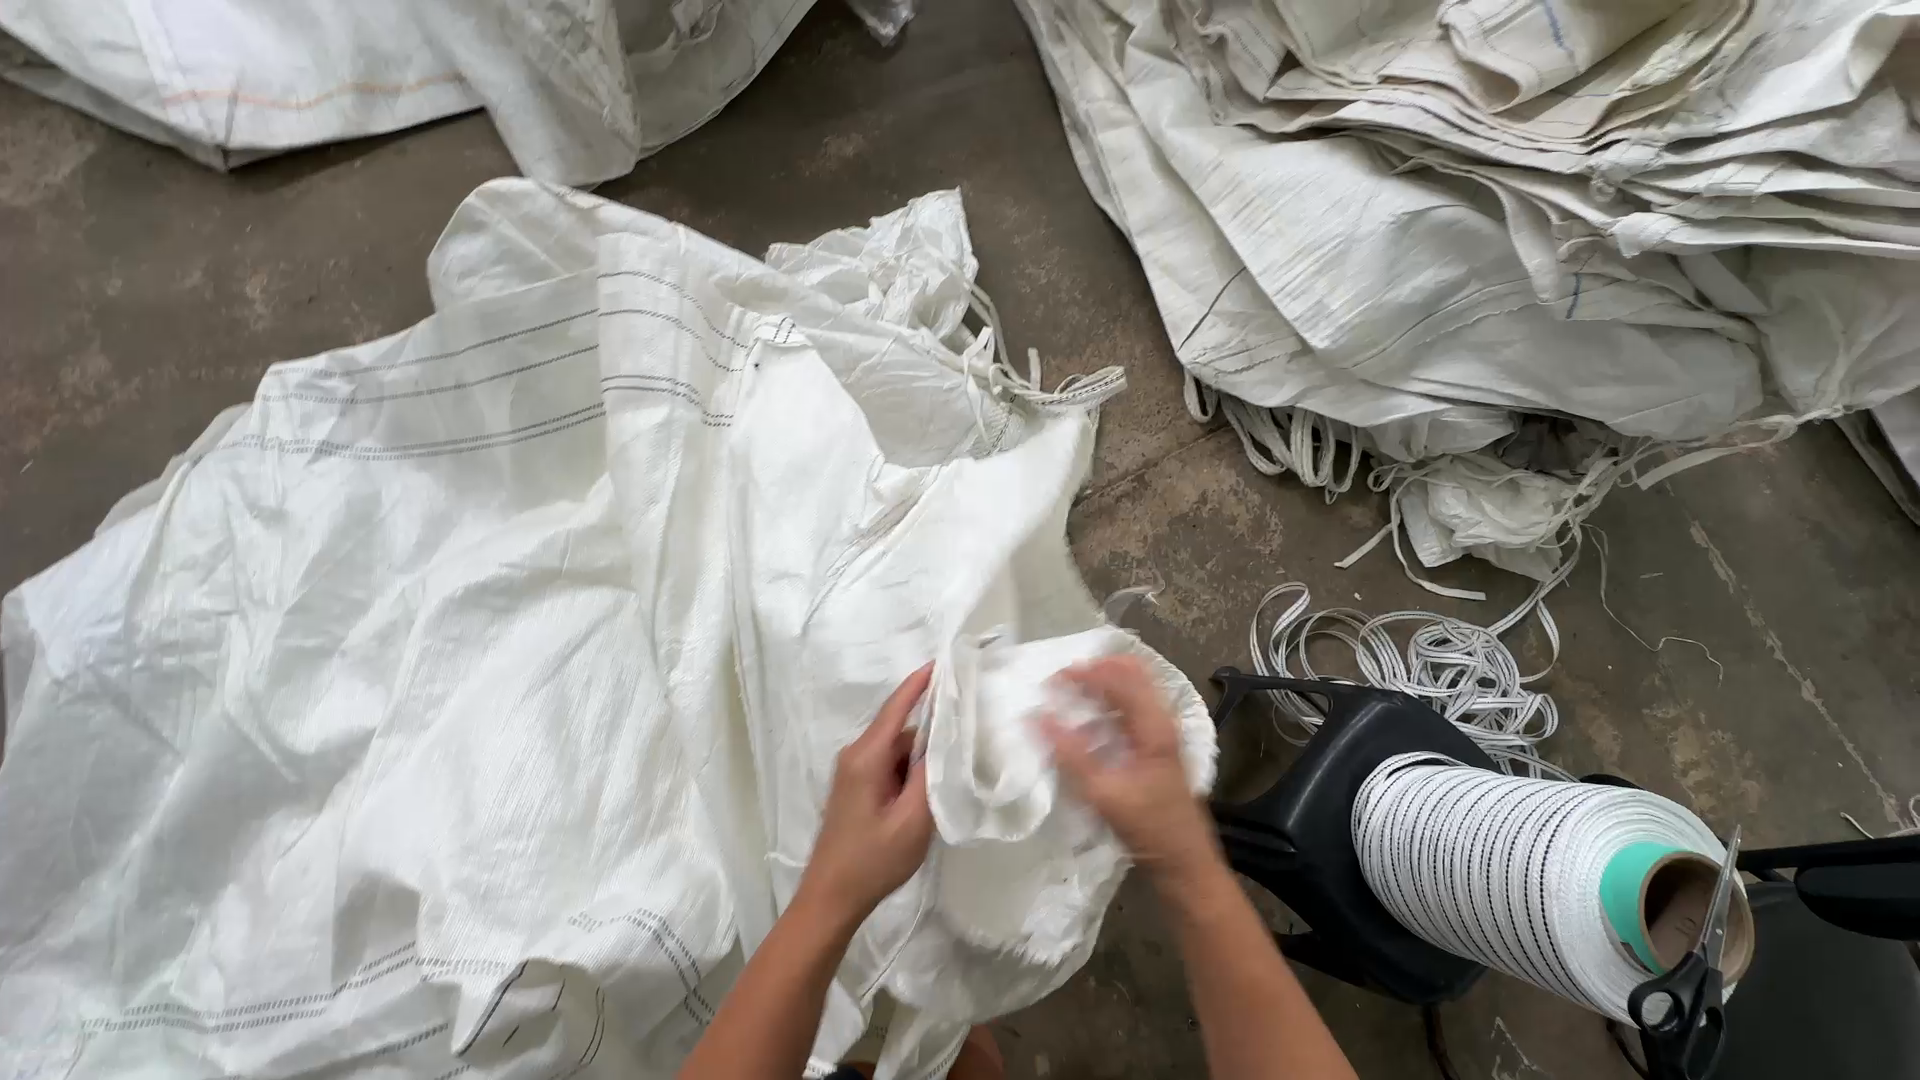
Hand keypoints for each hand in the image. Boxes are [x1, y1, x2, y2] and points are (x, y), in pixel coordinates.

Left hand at [796, 664, 936, 921]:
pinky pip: (890, 767)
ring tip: (954, 775)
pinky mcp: (856, 788)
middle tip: (970, 735)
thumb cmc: (872, 860)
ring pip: (898, 751)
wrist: (830, 899)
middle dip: (933, 733)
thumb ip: (930, 776)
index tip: (944, 660)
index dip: (921, 682)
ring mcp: (853, 772)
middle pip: (902, 731)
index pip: (897, 707)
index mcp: (867, 757)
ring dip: (922, 761)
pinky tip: (929, 795)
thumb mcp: (913, 821)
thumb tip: (943, 740)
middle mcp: (856, 756)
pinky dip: (911, 774)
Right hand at [1039, 655, 1222, 888]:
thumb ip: (1071, 754)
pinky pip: (1128, 713)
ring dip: (1100, 687)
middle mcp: (1161, 722)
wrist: (1186, 865)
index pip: (1120, 678)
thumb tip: (1038, 718)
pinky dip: (1105, 708)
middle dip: (1095, 672)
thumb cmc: (1150, 829)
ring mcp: (1159, 735)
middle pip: (1130, 676)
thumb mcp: (1105, 794)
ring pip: (1130, 692)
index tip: (1053, 679)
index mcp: (1154, 726)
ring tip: (1067, 695)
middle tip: (1061, 681)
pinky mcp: (1154, 750)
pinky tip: (1083, 725)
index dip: (1086, 673)